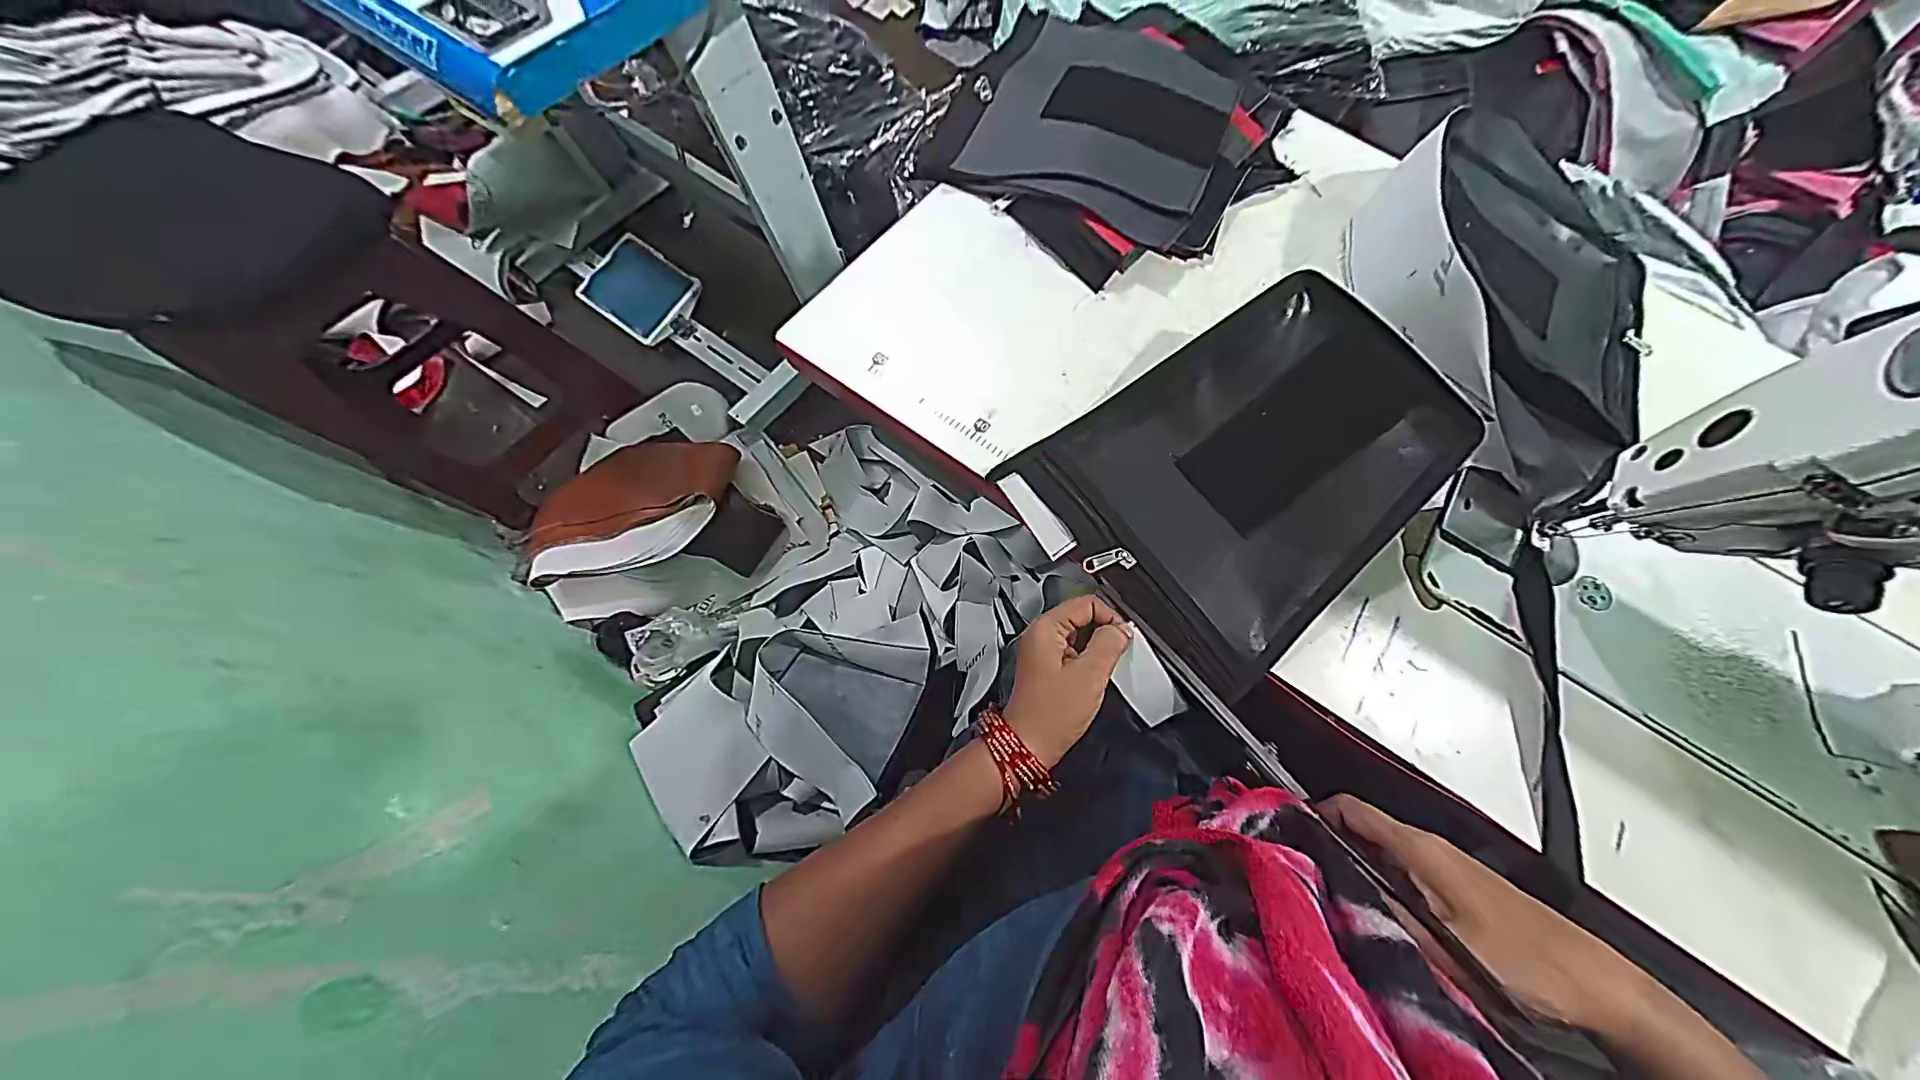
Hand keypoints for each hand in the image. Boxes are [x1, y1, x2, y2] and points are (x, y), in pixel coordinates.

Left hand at [1002, 595, 1133, 767]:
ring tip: (1103, 669)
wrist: (1030, 744)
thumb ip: (1109, 645)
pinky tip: (1093, 677)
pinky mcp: (1048, 666)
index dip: (1110, 616)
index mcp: (1045, 628)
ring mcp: (1043, 650)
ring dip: (1098, 647)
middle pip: (1083, 616)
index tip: (1123, 635)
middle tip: (1117, 653)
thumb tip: (1122, 629)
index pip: (1086, 602)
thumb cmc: (1050, 715)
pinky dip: (1089, 659)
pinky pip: (1074, 651)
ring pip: (1080, 634)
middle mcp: (1040, 635)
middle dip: (1105, 631)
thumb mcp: (1089, 675)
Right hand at [1318, 794, 1657, 1033]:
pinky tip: (1383, 917)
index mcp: (1423, 849)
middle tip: (1305, 870)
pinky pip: (1404, 875)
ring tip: (1338, 896)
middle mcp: (1433, 851)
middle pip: (1362, 831)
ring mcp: (1447, 870)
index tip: (1287, 825)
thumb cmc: (1539, 963)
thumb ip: (1388, 918)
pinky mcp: (1460, 892)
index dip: (1313, 812)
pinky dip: (1383, 885)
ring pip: (1383, 855)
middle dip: (1330, 844)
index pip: (1352, 809)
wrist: (1603, 989)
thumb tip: (1343, 901)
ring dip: (1356, 868)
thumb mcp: (1446, 946)